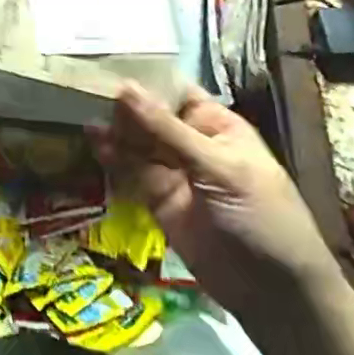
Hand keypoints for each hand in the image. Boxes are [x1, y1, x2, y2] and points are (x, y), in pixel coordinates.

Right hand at [93, 85, 340, 318]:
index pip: (173, 90)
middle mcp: (190, 142)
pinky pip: (130, 171)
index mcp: (215, 125)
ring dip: (111, 129)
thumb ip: (166, 130)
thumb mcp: (218, 168)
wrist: (273, 293)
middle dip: (119, 103)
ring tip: (80, 111)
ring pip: (134, 142)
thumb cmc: (262, 218)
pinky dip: (111, 158)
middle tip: (80, 86)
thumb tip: (123, 88)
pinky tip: (94, 143)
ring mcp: (171, 172)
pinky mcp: (155, 199)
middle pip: (147, 114)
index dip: (142, 77)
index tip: (103, 61)